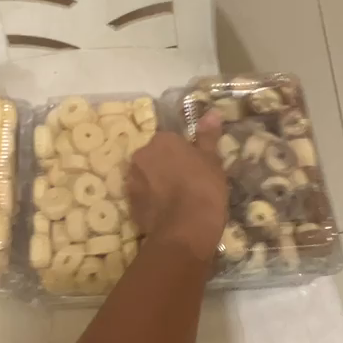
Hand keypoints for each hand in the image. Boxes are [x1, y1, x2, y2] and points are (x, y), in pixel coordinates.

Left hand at [127, 112, 226, 258]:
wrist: (185, 230)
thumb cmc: (203, 189)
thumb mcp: (212, 160)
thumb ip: (208, 136)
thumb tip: (212, 113)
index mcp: (162, 140)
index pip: (171, 141)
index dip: (183, 154)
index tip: (195, 168)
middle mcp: (141, 155)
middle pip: (154, 157)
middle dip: (166, 166)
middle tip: (186, 183)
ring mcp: (132, 180)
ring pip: (146, 177)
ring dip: (157, 183)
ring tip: (176, 201)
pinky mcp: (129, 204)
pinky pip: (142, 197)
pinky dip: (152, 202)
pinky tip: (167, 213)